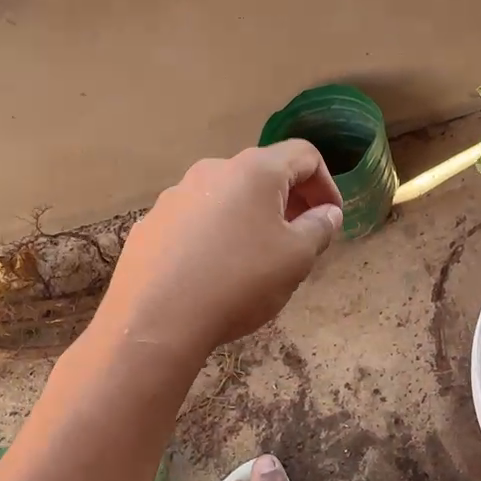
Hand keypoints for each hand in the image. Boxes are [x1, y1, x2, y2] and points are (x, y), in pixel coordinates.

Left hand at [94, 142, 343, 358]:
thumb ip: (320, 227)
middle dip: (289, 201)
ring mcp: (176, 196)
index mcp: (255, 170)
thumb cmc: (239, 282)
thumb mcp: (298, 258)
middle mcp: (214, 170)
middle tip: (300, 239)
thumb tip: (327, 213)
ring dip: (251, 217)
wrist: (153, 325)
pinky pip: (196, 220)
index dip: (326, 184)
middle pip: (264, 173)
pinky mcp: (150, 225)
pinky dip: (216, 235)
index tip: (330, 219)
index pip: (304, 155)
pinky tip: (215, 273)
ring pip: (228, 196)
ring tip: (258, 260)